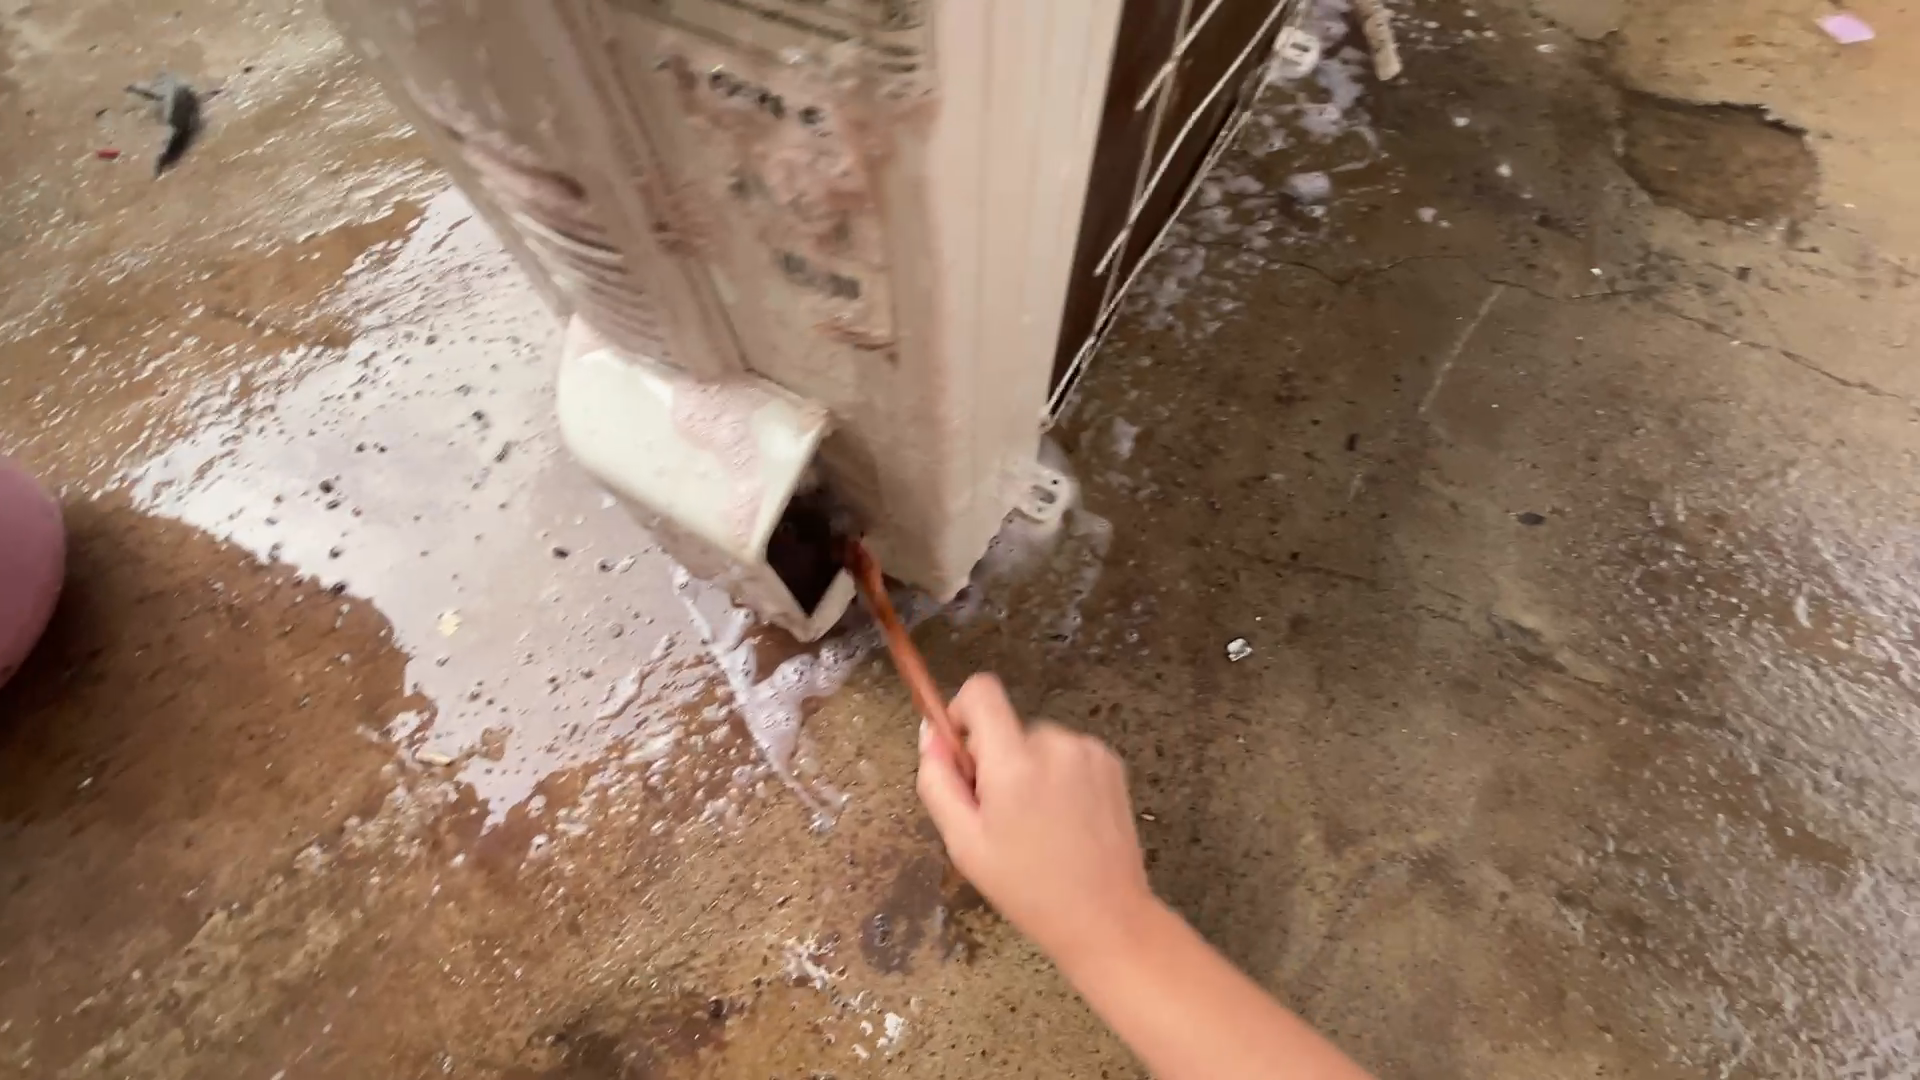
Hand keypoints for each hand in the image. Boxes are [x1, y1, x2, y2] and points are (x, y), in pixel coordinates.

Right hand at [917, 674, 1156, 964]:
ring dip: (1028, 768)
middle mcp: (1055, 744)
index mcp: (1014, 763)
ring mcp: (1088, 750)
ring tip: (1037, 822)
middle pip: (1006, 725)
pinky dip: (1057, 774)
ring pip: (1036, 741)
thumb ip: (937, 781)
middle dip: (996, 758)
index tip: (964, 752)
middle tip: (1001, 814)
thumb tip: (930, 733)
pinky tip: (1064, 818)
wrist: (1106, 918)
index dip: (962, 711)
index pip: (981, 690)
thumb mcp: (963, 843)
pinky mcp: (1111, 761)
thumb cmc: (1027, 888)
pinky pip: (1066, 752)